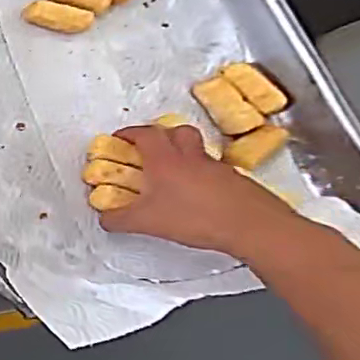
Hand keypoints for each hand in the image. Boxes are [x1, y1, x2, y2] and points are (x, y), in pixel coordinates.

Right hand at [99, 124, 315, 259]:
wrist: (254, 228)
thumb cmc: (196, 218)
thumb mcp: (145, 223)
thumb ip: (118, 219)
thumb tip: (105, 218)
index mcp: (165, 161)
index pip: (145, 134)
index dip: (129, 133)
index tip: (120, 138)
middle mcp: (191, 158)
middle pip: (176, 131)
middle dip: (160, 134)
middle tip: (148, 148)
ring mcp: (217, 168)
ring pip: (197, 149)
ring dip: (182, 153)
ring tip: (171, 173)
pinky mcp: (236, 181)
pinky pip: (213, 169)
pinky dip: (200, 174)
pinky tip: (196, 195)